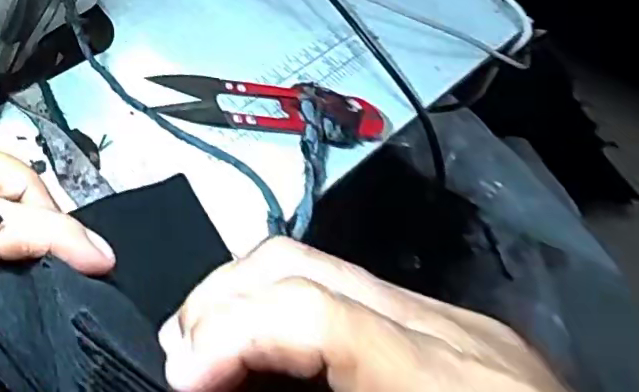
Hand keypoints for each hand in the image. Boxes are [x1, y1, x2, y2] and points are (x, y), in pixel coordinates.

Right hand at [160, 237, 569, 391]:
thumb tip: (213, 384)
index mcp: (456, 388)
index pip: (312, 311)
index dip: (229, 332)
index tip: (181, 378)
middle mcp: (456, 334)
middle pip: (296, 262)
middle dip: (217, 302)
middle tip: (180, 359)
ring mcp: (458, 323)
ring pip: (309, 260)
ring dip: (240, 295)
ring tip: (206, 348)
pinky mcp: (456, 331)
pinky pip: (339, 288)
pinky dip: (281, 308)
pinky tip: (266, 350)